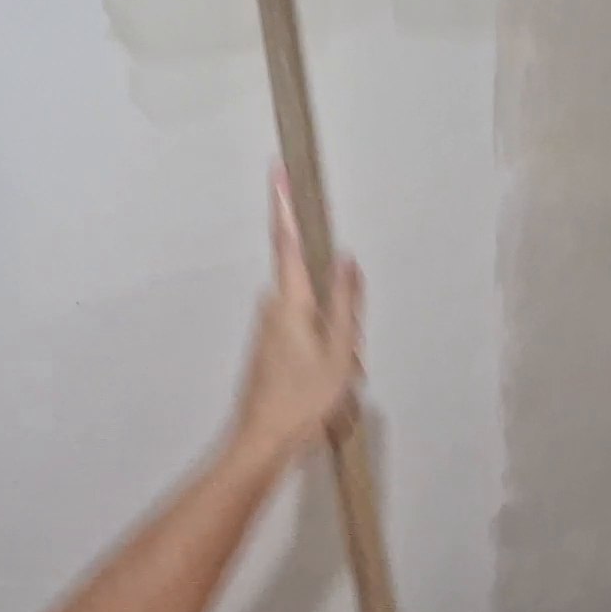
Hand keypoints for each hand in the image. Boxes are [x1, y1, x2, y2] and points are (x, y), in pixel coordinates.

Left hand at [232, 168, 363, 463]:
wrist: (261, 442)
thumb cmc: (304, 398)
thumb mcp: (339, 351)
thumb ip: (345, 302)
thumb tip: (346, 258)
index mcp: (290, 301)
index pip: (287, 240)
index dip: (283, 203)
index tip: (276, 169)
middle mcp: (272, 307)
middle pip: (311, 288)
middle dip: (337, 315)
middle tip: (349, 359)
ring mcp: (265, 329)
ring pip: (310, 317)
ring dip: (331, 341)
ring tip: (337, 381)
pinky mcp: (265, 348)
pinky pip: (301, 335)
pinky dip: (319, 353)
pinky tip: (322, 387)